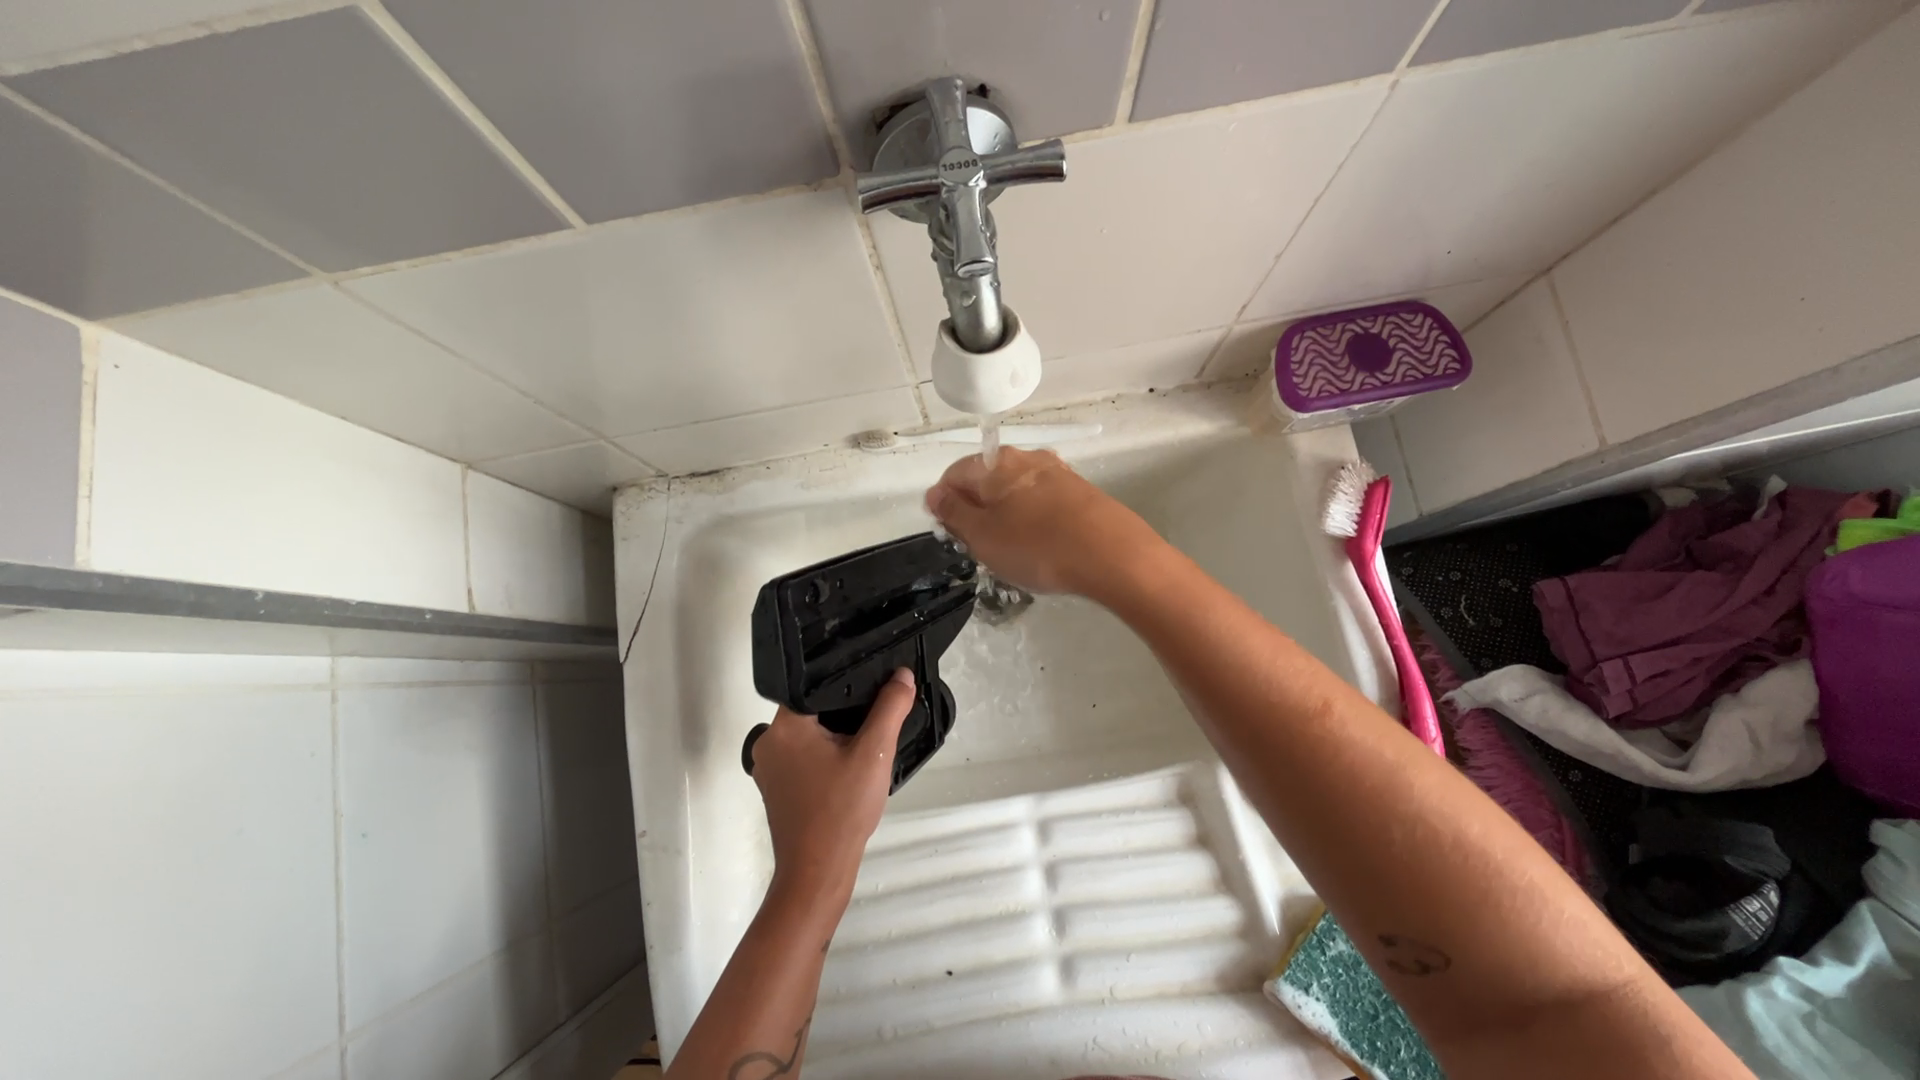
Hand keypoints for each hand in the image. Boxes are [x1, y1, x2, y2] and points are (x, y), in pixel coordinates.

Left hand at [749, 668, 915, 901]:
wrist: (818, 872)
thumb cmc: (842, 811)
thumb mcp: (874, 754)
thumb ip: (890, 709)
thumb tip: (901, 675)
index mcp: (783, 726)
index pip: (813, 685)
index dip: (845, 681)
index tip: (871, 683)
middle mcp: (768, 742)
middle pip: (812, 710)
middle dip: (844, 712)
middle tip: (875, 714)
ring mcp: (769, 768)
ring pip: (808, 735)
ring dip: (836, 736)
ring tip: (867, 740)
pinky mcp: (776, 789)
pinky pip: (803, 758)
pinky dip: (826, 757)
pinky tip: (849, 767)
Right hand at [924, 447, 1165, 596]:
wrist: (1111, 554)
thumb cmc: (1036, 546)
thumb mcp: (982, 536)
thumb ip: (953, 513)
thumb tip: (934, 494)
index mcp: (995, 463)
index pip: (953, 475)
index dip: (945, 506)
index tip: (952, 536)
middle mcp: (1026, 458)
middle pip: (986, 483)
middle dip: (977, 514)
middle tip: (982, 550)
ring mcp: (1057, 473)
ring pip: (1016, 494)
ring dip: (1007, 520)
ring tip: (1013, 554)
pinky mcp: (1081, 493)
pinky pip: (1043, 505)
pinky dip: (1034, 524)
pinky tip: (1042, 549)